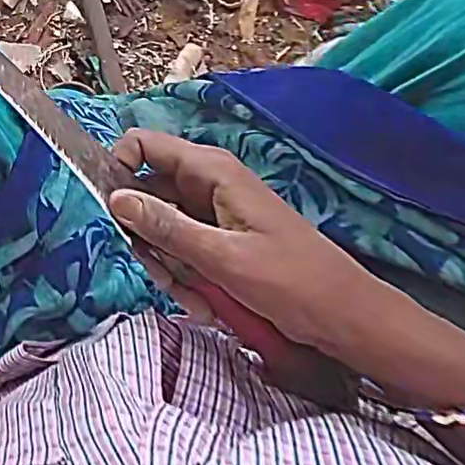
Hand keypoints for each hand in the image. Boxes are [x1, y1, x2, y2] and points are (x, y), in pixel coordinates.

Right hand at [108, 130, 396, 357]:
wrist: (350, 321)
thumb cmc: (294, 283)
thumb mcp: (223, 258)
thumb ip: (165, 226)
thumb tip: (114, 198)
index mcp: (209, 169)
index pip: (141, 144)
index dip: (119, 170)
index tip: (114, 214)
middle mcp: (206, 181)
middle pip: (145, 193)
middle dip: (147, 236)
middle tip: (162, 273)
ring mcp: (211, 209)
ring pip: (160, 226)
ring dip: (166, 264)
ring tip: (193, 297)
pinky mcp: (218, 235)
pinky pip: (180, 247)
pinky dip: (184, 275)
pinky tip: (204, 303)